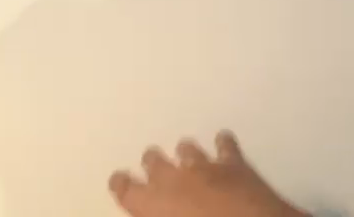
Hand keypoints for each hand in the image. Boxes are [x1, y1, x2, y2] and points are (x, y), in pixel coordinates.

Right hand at [108, 133, 306, 216]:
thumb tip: (149, 214)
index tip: (119, 180)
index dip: (121, 184)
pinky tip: (223, 146)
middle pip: (154, 160)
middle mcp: (174, 178)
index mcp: (155, 203)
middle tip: (156, 172)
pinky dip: (222, 146)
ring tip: (187, 160)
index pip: (127, 188)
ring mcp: (205, 167)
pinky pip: (225, 145)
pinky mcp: (235, 164)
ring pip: (186, 148)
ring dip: (185, 155)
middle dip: (153, 165)